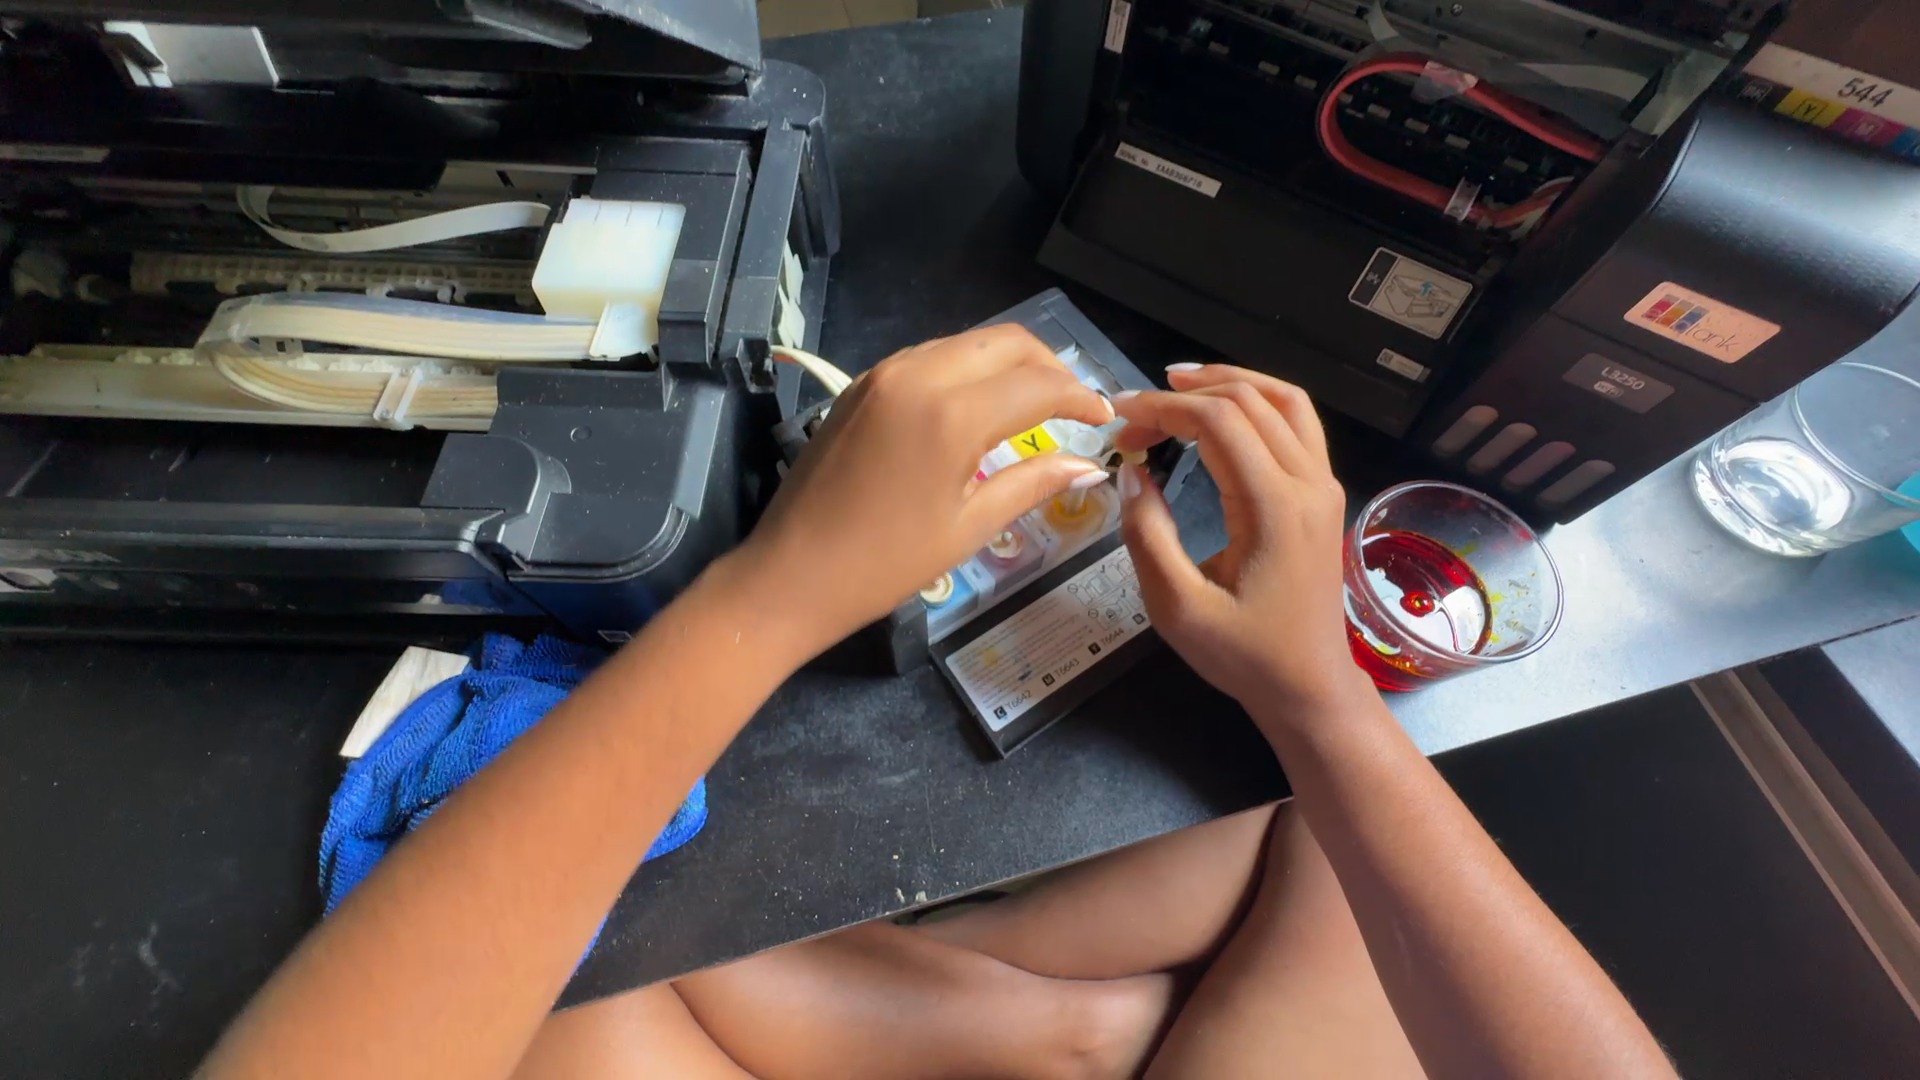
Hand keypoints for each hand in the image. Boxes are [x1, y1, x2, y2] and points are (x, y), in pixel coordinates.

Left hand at [734, 326, 1114, 650]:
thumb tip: (1089, 467)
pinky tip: (978, 406)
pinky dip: (966, 371)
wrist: (789, 575)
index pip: (1038, 384)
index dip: (1079, 396)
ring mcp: (883, 374)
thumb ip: (1032, 484)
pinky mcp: (861, 385)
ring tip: (1031, 404)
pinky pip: (929, 358)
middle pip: (1004, 342)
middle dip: (1049, 366)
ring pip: (965, 344)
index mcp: (951, 414)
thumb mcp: (968, 527)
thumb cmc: (884, 564)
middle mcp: (918, 375)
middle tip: (1072, 404)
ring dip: (1006, 364)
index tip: (1102, 416)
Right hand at [1114, 365, 1373, 721]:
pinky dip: (1256, 401)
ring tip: (1177, 382)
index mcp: (1273, 508)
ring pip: (1282, 400)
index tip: (1118, 418)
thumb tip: (1132, 471)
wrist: (1309, 685)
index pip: (1218, 423)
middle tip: (1132, 417)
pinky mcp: (1322, 494)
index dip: (1162, 408)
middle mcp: (1308, 483)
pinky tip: (1222, 410)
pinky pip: (1297, 422)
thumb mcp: (1177, 608)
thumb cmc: (1243, 654)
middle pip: (1248, 401)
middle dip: (1182, 396)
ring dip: (1228, 383)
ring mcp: (1323, 485)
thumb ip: (1148, 536)